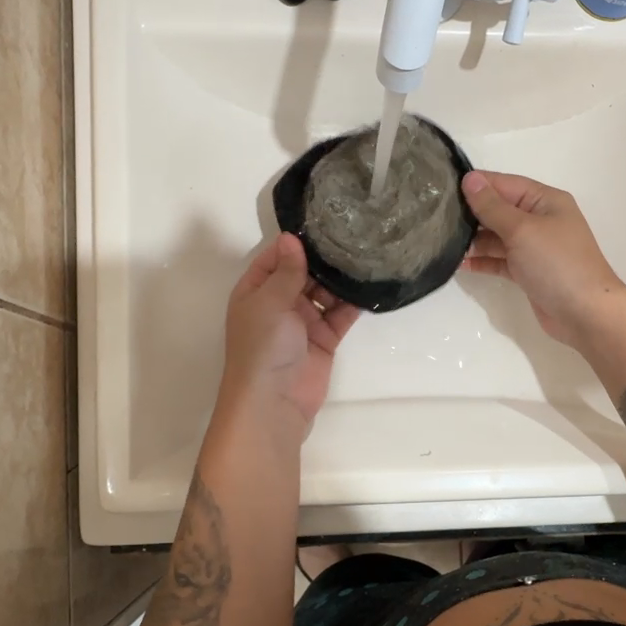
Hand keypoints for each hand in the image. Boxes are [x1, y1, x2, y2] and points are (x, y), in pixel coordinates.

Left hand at [217, 233, 359, 439]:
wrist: (274, 402)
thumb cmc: (263, 347)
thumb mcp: (270, 302)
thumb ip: (286, 271)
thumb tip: (290, 238)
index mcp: (255, 292)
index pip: (273, 259)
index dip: (293, 245)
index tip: (320, 223)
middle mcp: (278, 305)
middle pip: (302, 274)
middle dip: (322, 259)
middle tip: (351, 235)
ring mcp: (302, 324)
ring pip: (324, 294)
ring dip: (340, 280)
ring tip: (364, 255)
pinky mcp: (324, 341)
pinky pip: (340, 315)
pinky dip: (352, 304)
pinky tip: (369, 285)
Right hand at [460, 171, 625, 347]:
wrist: (584, 313)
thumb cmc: (556, 263)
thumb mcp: (522, 229)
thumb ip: (492, 206)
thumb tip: (470, 179)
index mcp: (545, 201)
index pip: (505, 184)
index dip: (477, 184)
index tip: (443, 186)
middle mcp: (540, 220)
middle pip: (500, 210)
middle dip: (472, 213)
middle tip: (436, 216)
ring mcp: (534, 248)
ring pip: (497, 237)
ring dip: (474, 240)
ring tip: (443, 241)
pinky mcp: (528, 272)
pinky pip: (500, 260)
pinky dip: (483, 261)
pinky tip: (460, 263)